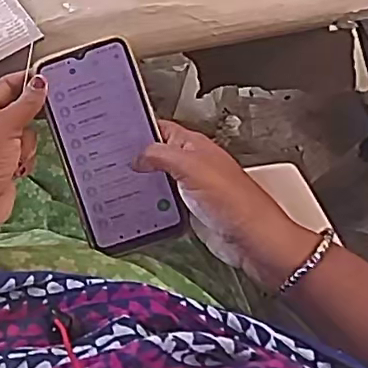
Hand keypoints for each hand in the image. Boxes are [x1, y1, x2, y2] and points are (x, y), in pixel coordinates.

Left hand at [0, 71, 46, 285]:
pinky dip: (26, 160)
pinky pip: (27, 153)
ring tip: (15, 154)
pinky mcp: (7, 163)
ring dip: (26, 145)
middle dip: (28, 121)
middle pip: (20, 110)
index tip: (48, 81)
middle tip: (27, 127)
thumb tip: (39, 82)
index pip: (7, 84)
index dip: (26, 81)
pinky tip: (16, 168)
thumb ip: (26, 102)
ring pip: (27, 133)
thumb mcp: (6, 125)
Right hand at [134, 120, 314, 275]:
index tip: (116, 132)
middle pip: (156, 152)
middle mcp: (192, 163)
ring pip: (158, 177)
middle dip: (136, 155)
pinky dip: (150, 200)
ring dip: (142, 179)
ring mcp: (190, 186)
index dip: (139, 127)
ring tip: (121, 179)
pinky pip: (163, 199)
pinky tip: (140, 202)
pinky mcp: (189, 208)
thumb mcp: (191, 167)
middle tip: (113, 158)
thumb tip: (138, 156)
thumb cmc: (235, 202)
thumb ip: (160, 155)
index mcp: (195, 146)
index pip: (160, 127)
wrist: (254, 240)